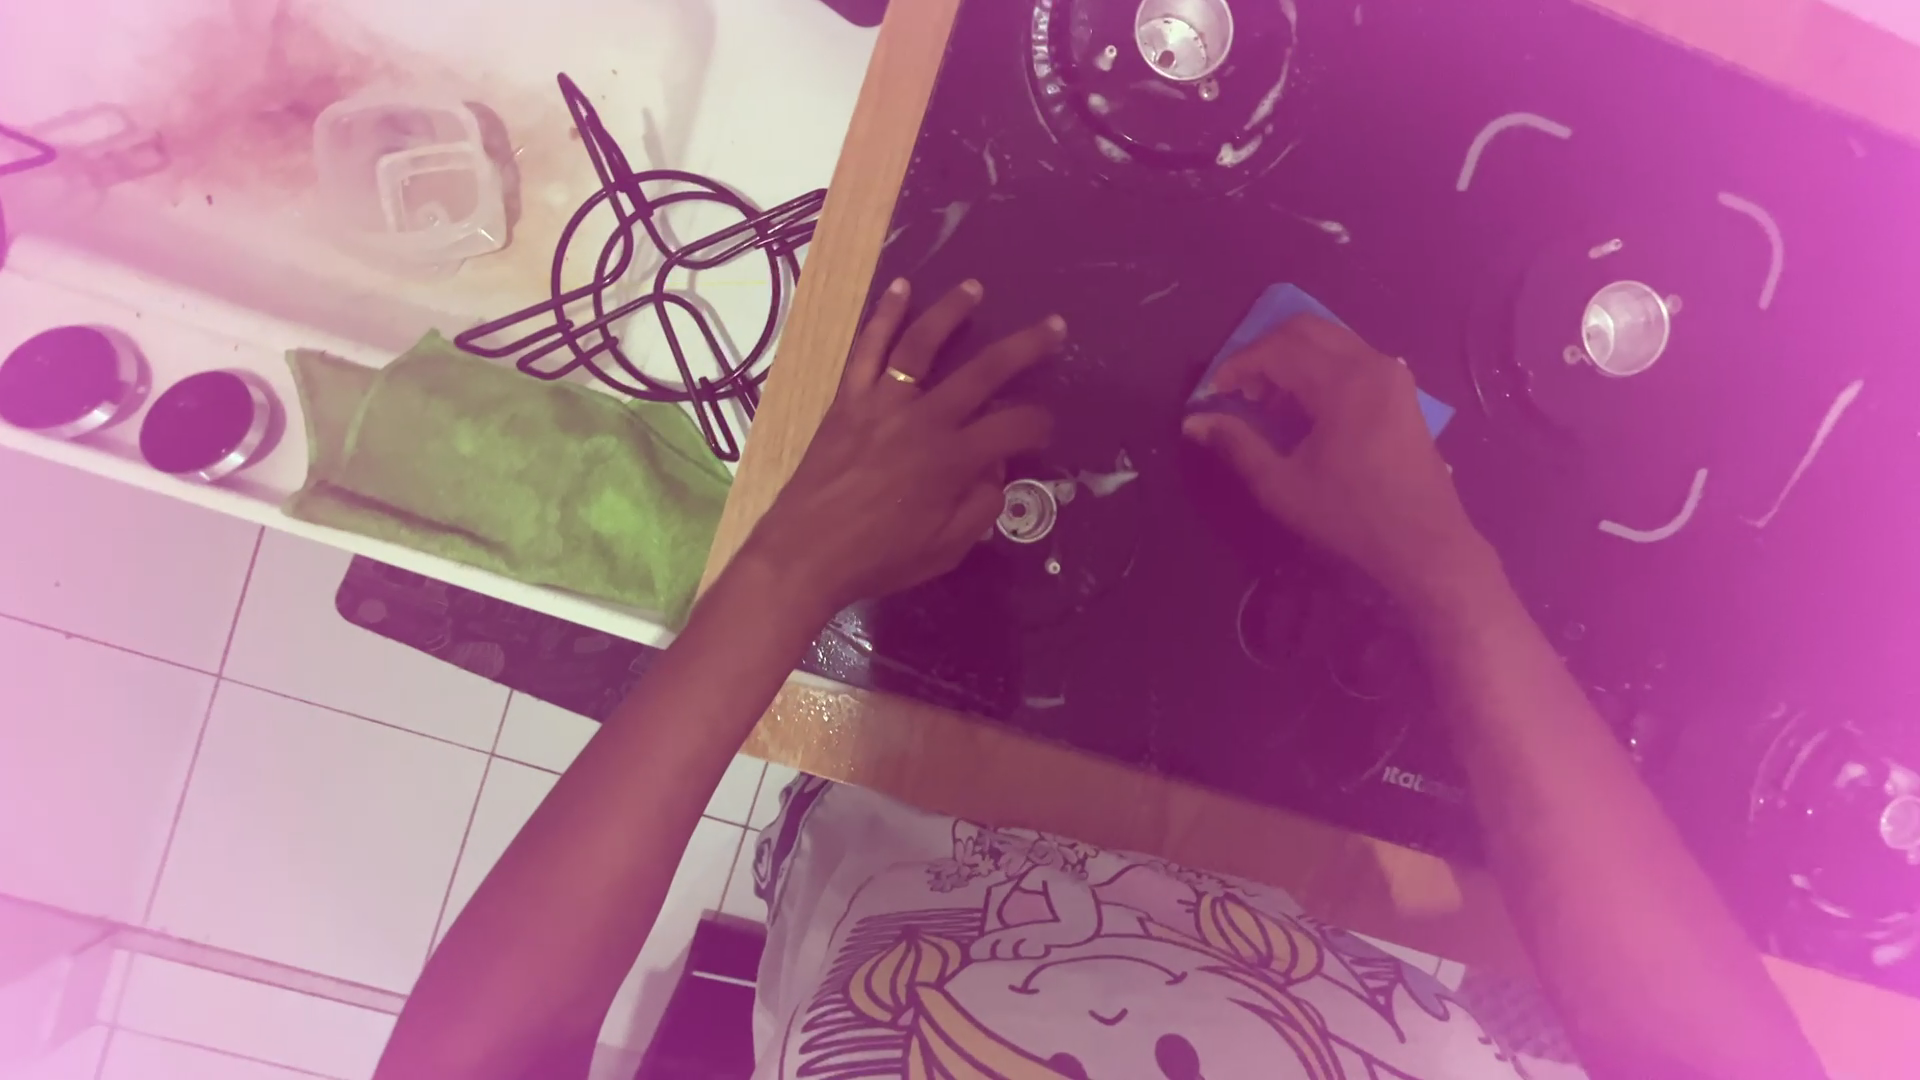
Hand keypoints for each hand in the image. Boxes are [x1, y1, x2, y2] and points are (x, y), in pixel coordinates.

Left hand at [745, 278, 1063, 617]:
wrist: (805, 555)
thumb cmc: (879, 558)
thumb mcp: (947, 548)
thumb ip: (982, 505)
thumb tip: (997, 468)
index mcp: (953, 459)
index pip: (1014, 428)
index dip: (1039, 425)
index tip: (1044, 431)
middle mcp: (923, 419)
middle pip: (985, 371)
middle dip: (1026, 347)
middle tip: (1054, 327)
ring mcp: (882, 403)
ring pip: (923, 344)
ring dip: (952, 312)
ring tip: (974, 288)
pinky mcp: (848, 400)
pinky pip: (868, 349)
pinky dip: (884, 316)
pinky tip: (900, 289)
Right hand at [1182, 315, 1496, 613]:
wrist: (1423, 543)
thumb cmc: (1347, 515)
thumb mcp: (1279, 483)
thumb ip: (1235, 443)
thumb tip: (1193, 421)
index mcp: (1344, 383)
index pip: (1277, 349)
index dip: (1236, 366)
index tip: (1212, 395)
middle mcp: (1372, 364)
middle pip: (1304, 329)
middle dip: (1261, 354)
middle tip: (1238, 392)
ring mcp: (1391, 375)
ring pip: (1327, 341)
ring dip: (1288, 361)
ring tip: (1264, 405)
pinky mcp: (1398, 391)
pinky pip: (1347, 359)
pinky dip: (1314, 371)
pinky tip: (1299, 412)